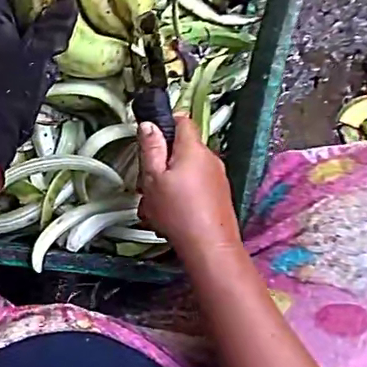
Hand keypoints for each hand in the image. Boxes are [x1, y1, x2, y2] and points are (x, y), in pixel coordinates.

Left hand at [0, 0, 77, 173]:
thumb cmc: (12, 87)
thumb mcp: (38, 52)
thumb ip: (52, 26)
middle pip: (16, 17)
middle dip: (37, 15)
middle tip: (60, 12)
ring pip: (21, 40)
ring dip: (40, 40)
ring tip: (61, 40)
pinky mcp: (3, 78)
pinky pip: (22, 61)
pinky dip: (37, 61)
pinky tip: (52, 67)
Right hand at [137, 113, 242, 261]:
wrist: (209, 246)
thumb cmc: (179, 212)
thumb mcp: (153, 178)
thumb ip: (151, 148)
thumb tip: (149, 124)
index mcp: (193, 149)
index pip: (182, 120)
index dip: (165, 123)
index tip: (149, 139)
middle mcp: (210, 158)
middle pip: (182, 148)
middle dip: (162, 161)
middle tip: (147, 181)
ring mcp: (217, 177)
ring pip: (186, 169)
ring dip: (168, 182)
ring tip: (156, 204)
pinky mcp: (218, 194)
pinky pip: (195, 185)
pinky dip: (180, 194)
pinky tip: (170, 214)